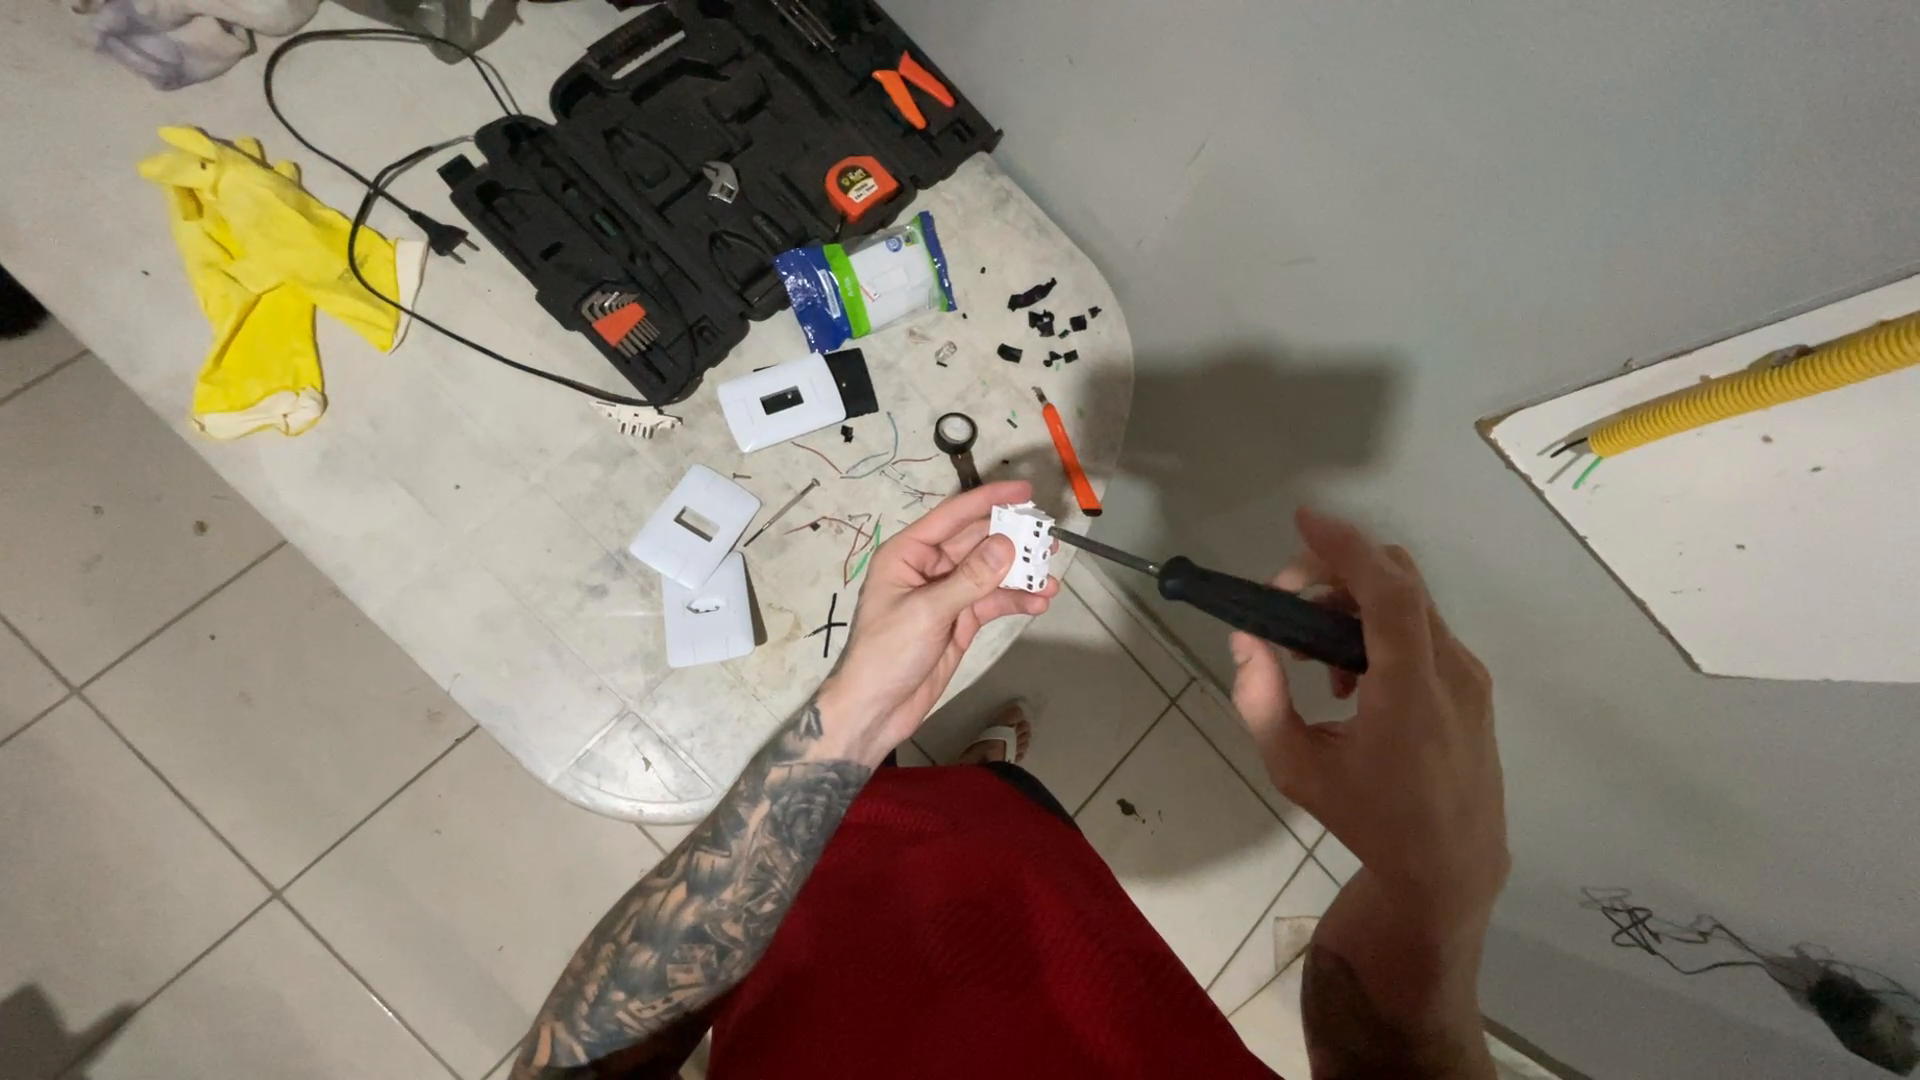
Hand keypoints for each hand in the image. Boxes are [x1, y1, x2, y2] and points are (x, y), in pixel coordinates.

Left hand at [816, 481, 1056, 761]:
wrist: (876, 710)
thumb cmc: (887, 653)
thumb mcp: (927, 612)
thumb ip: (969, 578)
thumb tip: (1007, 545)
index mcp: (908, 554)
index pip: (953, 516)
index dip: (989, 500)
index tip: (1025, 492)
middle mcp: (929, 567)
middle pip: (977, 543)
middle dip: (1013, 541)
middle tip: (1050, 539)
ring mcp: (947, 594)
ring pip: (990, 574)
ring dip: (1020, 576)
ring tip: (1050, 578)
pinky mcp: (960, 620)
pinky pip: (992, 601)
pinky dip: (1014, 601)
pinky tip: (1038, 603)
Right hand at [1230, 508, 1506, 934]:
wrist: (1450, 869)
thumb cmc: (1366, 818)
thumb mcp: (1293, 766)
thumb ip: (1260, 699)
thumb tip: (1247, 639)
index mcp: (1410, 696)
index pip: (1389, 596)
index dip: (1346, 550)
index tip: (1304, 520)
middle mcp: (1450, 672)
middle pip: (1398, 581)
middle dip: (1333, 569)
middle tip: (1283, 600)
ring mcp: (1467, 675)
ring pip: (1408, 599)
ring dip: (1350, 600)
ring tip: (1309, 655)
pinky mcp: (1469, 683)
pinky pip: (1418, 625)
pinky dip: (1373, 623)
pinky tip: (1346, 674)